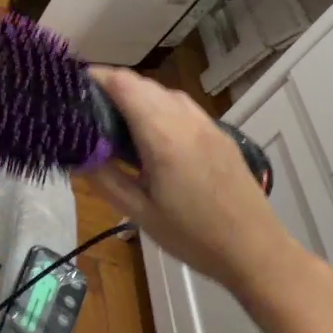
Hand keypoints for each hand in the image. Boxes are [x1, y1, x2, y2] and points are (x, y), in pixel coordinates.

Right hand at [80, 67, 297, 294]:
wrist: (260, 255)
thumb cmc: (195, 237)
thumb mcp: (139, 213)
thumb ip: (102, 177)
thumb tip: (72, 153)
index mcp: (162, 135)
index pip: (122, 83)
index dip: (95, 77)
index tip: (72, 89)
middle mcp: (184, 120)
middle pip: (140, 82)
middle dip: (111, 85)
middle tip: (88, 109)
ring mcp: (206, 124)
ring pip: (161, 91)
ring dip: (136, 94)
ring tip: (118, 120)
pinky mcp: (219, 134)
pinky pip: (181, 104)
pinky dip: (158, 104)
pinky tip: (153, 133)